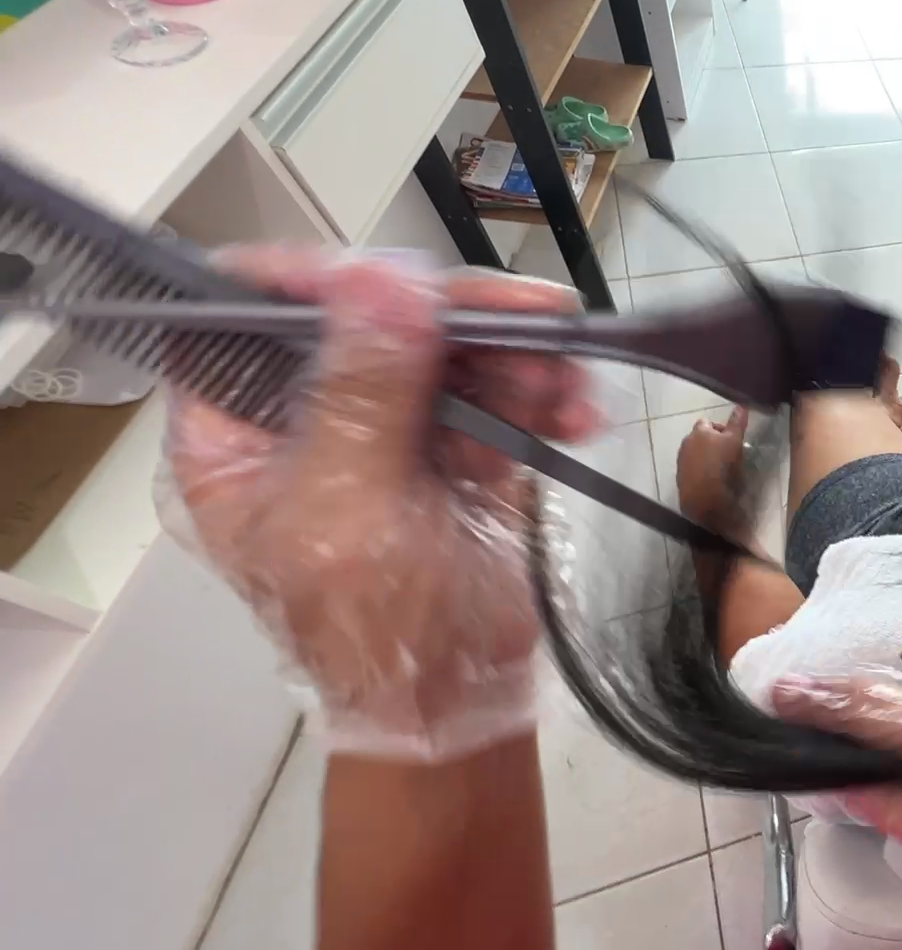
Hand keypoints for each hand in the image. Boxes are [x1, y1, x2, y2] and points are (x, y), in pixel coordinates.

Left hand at [166, 249, 598, 760]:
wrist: (461, 692)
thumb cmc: (374, 628)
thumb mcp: (349, 514)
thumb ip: (361, 398)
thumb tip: (384, 279)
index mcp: (246, 427)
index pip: (259, 314)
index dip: (330, 282)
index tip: (417, 284)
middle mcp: (323, 411)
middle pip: (387, 321)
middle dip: (470, 320)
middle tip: (545, 315)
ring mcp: (408, 425)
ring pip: (464, 351)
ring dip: (529, 359)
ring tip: (576, 389)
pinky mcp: (477, 442)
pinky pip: (516, 394)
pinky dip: (555, 397)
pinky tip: (584, 417)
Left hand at [676, 405, 750, 536]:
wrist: (705, 498)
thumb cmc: (722, 465)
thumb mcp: (735, 441)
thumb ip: (737, 422)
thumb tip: (741, 404)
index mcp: (699, 431)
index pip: (708, 422)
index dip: (720, 428)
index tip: (732, 439)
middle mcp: (686, 443)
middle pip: (700, 437)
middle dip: (712, 441)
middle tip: (728, 452)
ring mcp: (682, 460)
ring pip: (696, 453)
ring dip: (706, 456)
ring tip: (721, 467)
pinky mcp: (681, 476)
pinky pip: (693, 467)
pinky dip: (701, 469)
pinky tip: (712, 478)